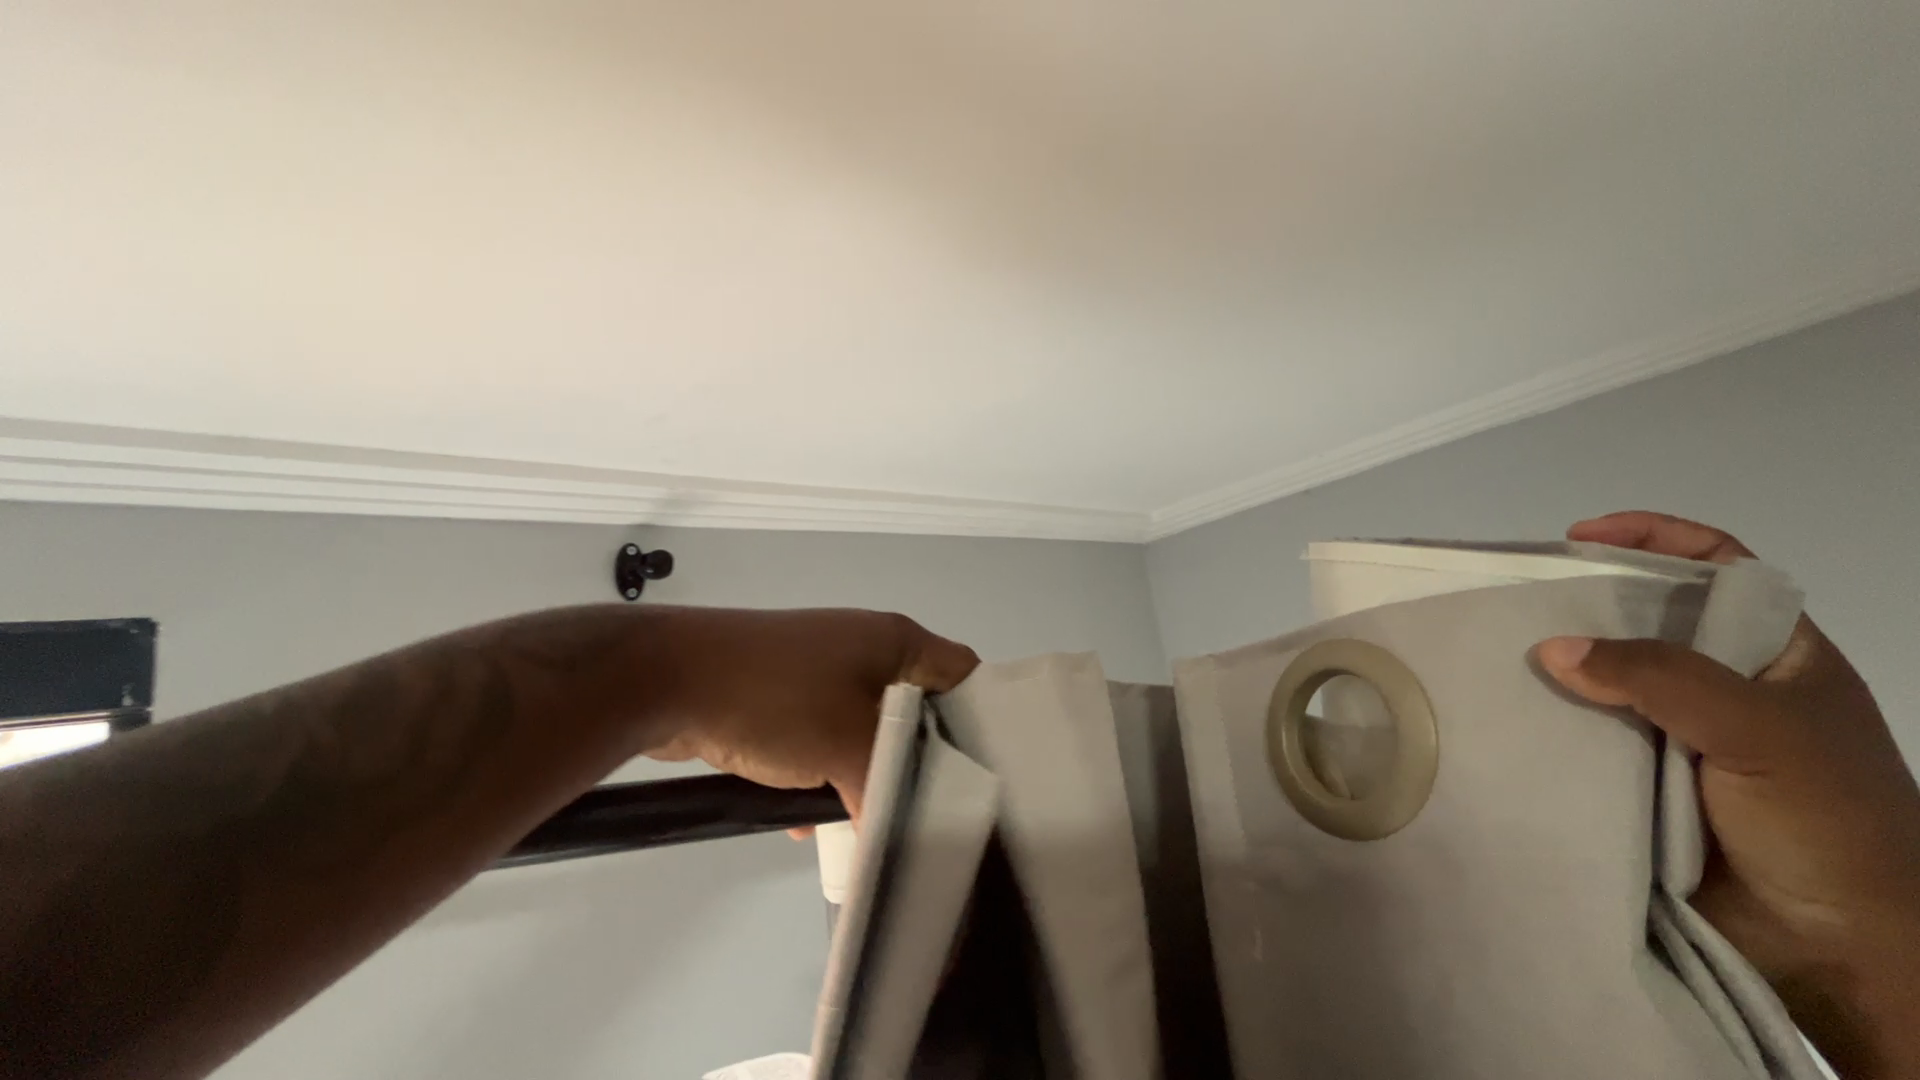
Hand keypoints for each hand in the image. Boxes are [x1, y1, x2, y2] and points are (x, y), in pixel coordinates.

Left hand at [641, 607, 978, 817]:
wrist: (669, 678)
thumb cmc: (776, 698)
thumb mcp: (847, 748)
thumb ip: (887, 793)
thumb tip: (894, 838)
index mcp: (895, 642)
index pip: (963, 677)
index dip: (981, 722)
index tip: (984, 779)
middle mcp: (865, 649)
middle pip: (914, 713)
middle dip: (916, 765)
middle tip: (928, 815)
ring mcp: (821, 670)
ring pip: (865, 733)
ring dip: (863, 779)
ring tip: (866, 829)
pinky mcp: (784, 695)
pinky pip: (822, 740)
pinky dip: (821, 776)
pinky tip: (807, 823)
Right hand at [1535, 512, 1919, 1078]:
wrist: (1836, 945)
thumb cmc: (1827, 821)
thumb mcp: (1761, 731)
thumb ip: (1661, 679)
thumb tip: (1551, 649)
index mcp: (1777, 656)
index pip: (1720, 568)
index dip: (1655, 538)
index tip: (1580, 537)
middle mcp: (1723, 687)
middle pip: (1645, 620)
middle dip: (1581, 603)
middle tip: (1513, 599)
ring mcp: (1677, 735)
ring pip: (1604, 680)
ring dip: (1553, 669)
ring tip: (1489, 653)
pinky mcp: (1637, 780)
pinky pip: (1583, 736)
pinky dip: (1547, 723)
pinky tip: (1504, 716)